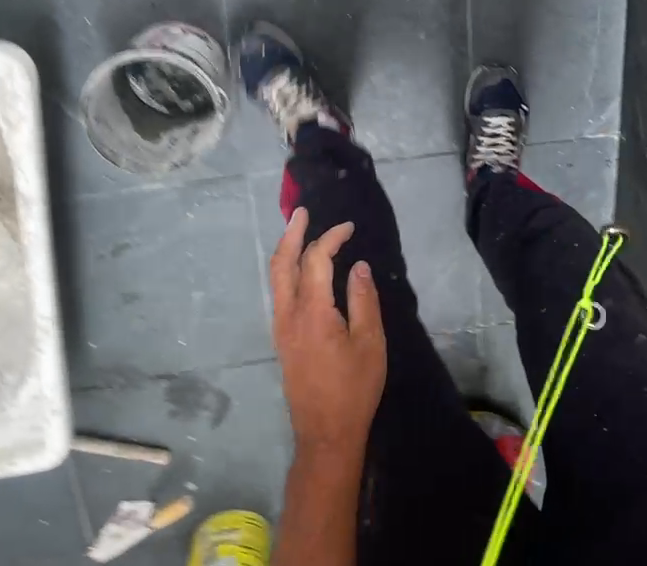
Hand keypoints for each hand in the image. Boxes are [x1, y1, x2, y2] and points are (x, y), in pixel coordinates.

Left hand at [269, 208, 386, 453]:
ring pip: (276, 279)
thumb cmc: (354, 389)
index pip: (316, 261)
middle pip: (282, 264)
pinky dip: (287, 271)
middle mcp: (289, 316)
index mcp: (312, 313)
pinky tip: (300, 268)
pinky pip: (280, 293)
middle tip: (302, 212)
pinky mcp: (283, 339)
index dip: (331, 238)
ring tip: (298, 231)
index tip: (349, 227)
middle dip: (291, 234)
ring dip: (286, 251)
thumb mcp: (370, 343)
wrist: (326, 434)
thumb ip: (363, 300)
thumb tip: (357, 266)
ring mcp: (281, 329)